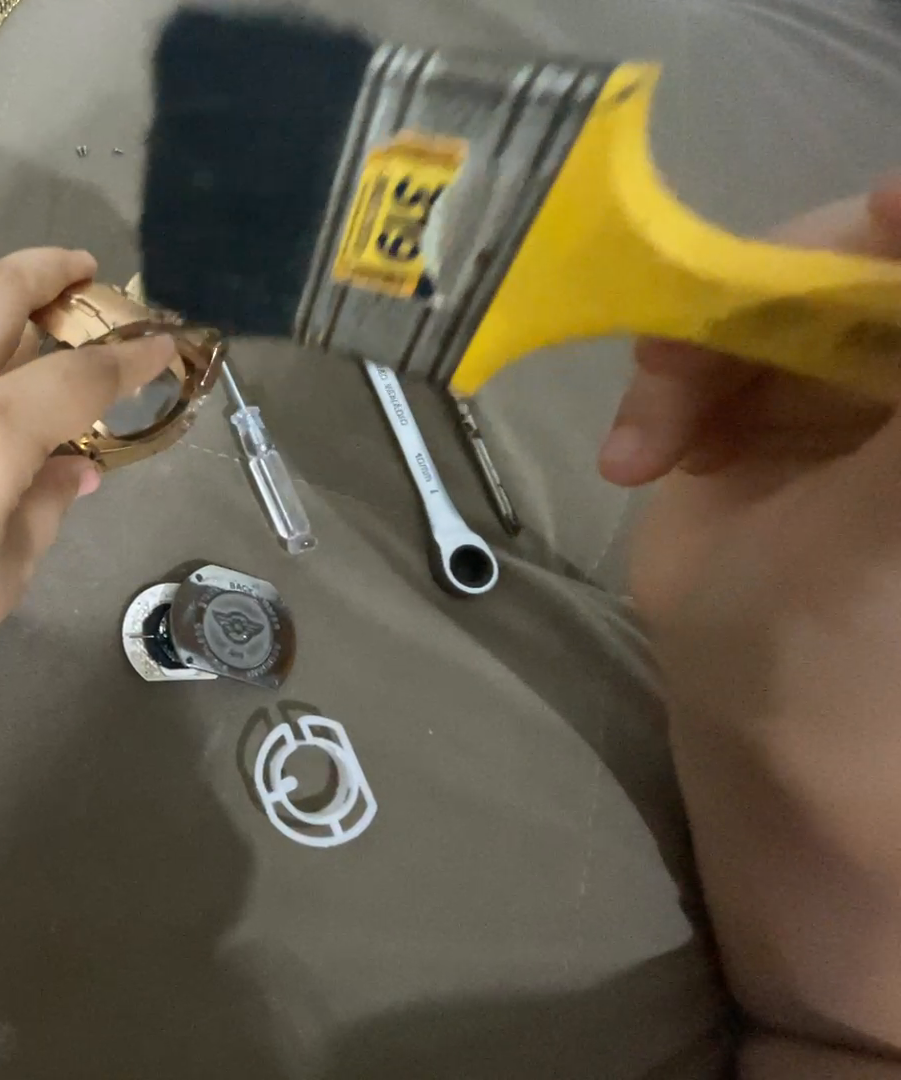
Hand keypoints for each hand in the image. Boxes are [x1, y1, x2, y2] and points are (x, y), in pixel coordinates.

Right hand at [598, 176, 900, 624]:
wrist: (759, 703)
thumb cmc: (858, 623)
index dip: (881, 230)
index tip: (820, 251)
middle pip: (836, 262)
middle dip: (746, 309)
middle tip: (675, 369)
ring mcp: (838, 383)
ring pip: (747, 309)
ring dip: (677, 370)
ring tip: (646, 450)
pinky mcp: (748, 412)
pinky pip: (689, 364)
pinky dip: (652, 404)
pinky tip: (637, 464)